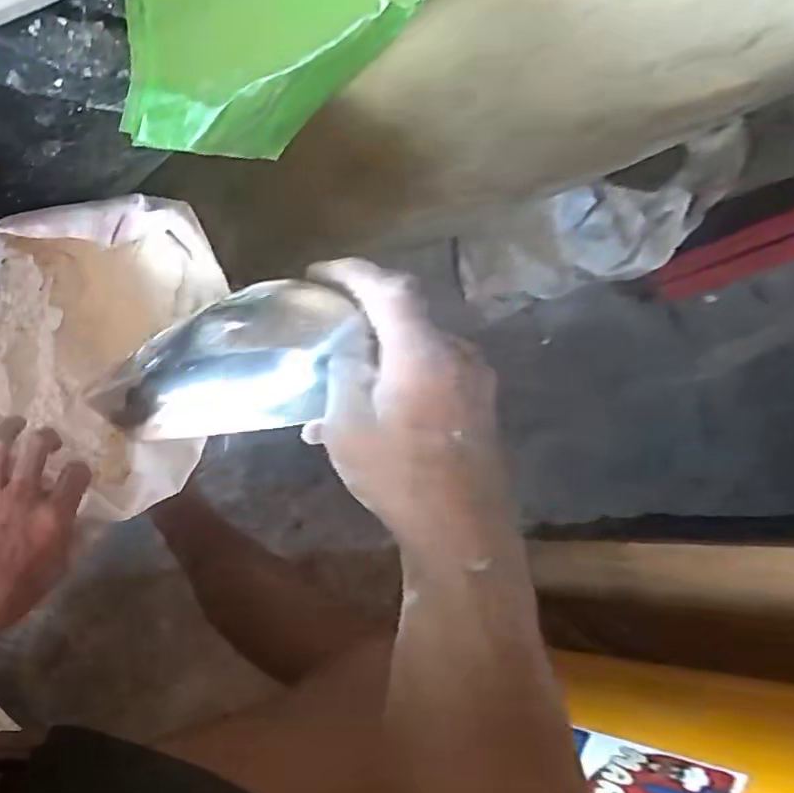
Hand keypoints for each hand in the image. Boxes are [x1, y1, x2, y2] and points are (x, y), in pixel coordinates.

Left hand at [0, 418, 91, 644]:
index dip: (81, 469)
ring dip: (8, 431)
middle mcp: (23, 496)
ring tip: (15, 426)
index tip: (78, 473)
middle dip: (46, 437)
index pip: (76, 474)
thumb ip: (72, 541)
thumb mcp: (57, 572)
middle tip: (49, 442)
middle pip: (37, 448)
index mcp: (52, 515)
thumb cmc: (17, 593)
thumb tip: (86, 522)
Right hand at [305, 259, 513, 553]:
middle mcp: (455, 353)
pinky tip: (365, 403)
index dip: (354, 273)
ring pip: (415, 344)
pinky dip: (393, 371)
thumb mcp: (347, 424)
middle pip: (405, 314)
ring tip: (337, 371)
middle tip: (324, 319)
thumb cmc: (394, 471)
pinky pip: (428, 368)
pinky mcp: (475, 400)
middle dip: (362, 310)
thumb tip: (344, 349)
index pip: (390, 291)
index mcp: (420, 354)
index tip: (318, 272)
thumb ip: (344, 376)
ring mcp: (472, 376)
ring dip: (376, 347)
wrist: (458, 520)